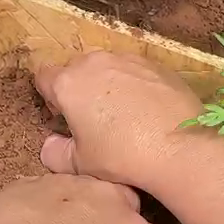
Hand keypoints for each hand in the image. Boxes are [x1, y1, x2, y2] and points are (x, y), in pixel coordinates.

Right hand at [32, 52, 215, 193]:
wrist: (180, 148)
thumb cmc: (122, 156)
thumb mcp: (80, 164)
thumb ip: (55, 153)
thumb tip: (50, 145)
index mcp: (68, 83)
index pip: (44, 78)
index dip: (50, 98)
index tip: (63, 117)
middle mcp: (95, 63)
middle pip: (75, 70)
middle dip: (79, 90)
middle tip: (92, 120)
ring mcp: (127, 60)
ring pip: (106, 68)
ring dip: (107, 85)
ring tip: (123, 116)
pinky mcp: (155, 64)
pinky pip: (135, 71)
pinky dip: (134, 86)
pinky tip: (146, 112)